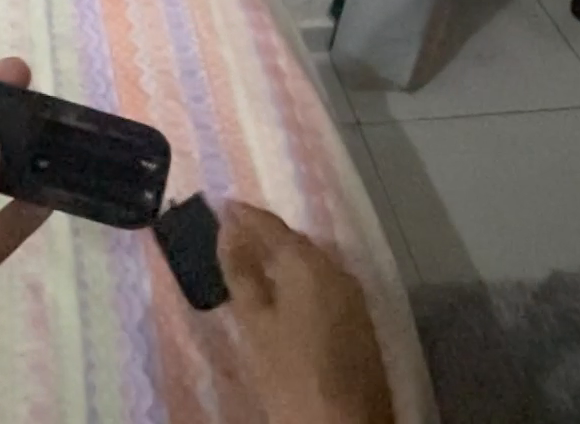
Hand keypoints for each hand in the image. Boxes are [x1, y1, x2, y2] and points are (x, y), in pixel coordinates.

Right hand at [219, 201, 393, 423]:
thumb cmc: (291, 375)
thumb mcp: (255, 324)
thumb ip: (241, 271)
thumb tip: (229, 227)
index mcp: (308, 264)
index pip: (271, 225)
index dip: (244, 214)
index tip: (220, 204)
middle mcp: (335, 270)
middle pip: (293, 241)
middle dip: (263, 233)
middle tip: (232, 231)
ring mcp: (352, 296)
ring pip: (310, 262)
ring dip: (281, 256)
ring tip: (252, 259)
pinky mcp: (359, 321)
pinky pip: (322, 282)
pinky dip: (298, 278)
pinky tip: (282, 292)